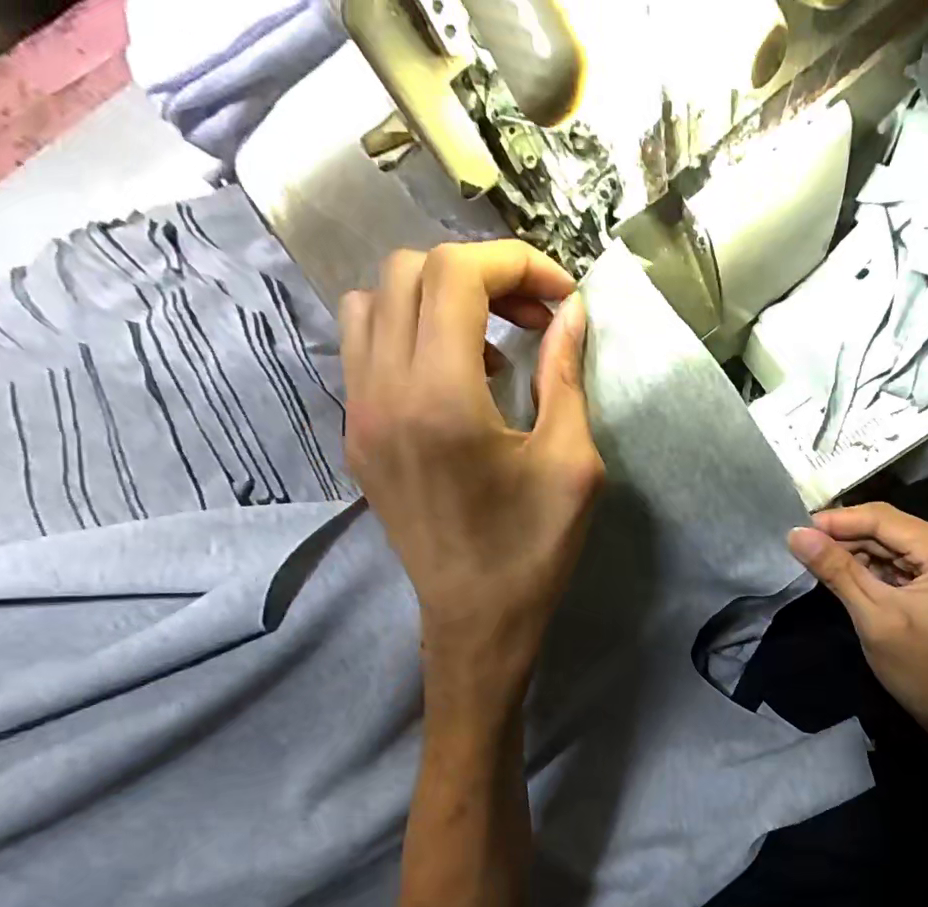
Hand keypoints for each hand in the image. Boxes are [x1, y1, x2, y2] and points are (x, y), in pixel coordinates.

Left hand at [340, 241, 604, 670]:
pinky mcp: (354, 434)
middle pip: (410, 271)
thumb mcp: (573, 462)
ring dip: (438, 298)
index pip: (457, 275)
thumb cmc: (533, 549)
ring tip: (491, 342)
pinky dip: (409, 331)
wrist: (474, 619)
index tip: (564, 298)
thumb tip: (571, 312)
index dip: (517, 265)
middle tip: (535, 316)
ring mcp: (358, 412)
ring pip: (373, 299)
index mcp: (442, 398)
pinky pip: (363, 346)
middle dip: (482, 275)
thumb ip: (565, 374)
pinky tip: (456, 375)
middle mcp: (384, 392)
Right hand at [787, 503, 927, 746]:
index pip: (887, 520)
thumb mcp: (873, 616)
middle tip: (801, 543)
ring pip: (888, 544)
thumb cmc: (919, 669)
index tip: (798, 528)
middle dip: (844, 535)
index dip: (840, 521)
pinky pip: (894, 562)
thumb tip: (796, 534)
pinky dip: (866, 566)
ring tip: (813, 555)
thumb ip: (836, 570)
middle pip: (888, 529)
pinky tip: (838, 569)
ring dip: (852, 550)